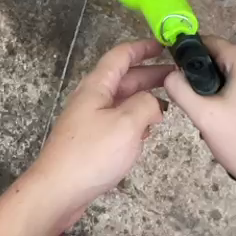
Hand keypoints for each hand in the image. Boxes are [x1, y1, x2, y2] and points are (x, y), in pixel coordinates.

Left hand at [23, 38, 169, 225]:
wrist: (59, 189)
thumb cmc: (92, 154)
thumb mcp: (126, 125)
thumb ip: (146, 106)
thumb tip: (154, 103)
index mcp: (97, 85)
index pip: (120, 56)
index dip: (142, 48)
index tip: (164, 45)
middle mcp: (92, 97)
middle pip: (124, 78)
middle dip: (149, 75)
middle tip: (177, 78)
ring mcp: (90, 118)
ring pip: (122, 101)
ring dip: (144, 99)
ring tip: (168, 105)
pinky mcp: (91, 139)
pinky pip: (118, 121)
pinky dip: (135, 120)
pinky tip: (148, 132)